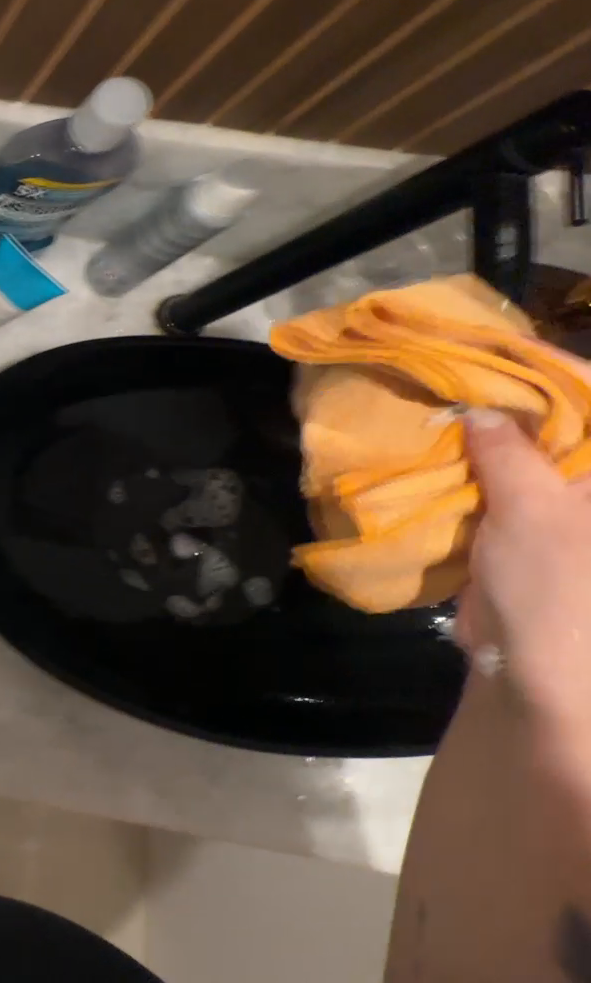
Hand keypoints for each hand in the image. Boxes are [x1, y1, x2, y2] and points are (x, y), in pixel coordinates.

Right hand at [459, 409, 590, 798]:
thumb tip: (479, 410)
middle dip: (517, 399)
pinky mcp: (542, 526)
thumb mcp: (531, 512)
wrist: (545, 667)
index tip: (495, 352)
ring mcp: (575, 506)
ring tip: (445, 407)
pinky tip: (446, 450)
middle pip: (572, 422)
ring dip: (494, 432)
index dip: (557, 373)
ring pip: (537, 449)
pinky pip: (512, 478)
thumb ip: (508, 455)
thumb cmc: (560, 588)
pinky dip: (481, 463)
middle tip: (458, 377)